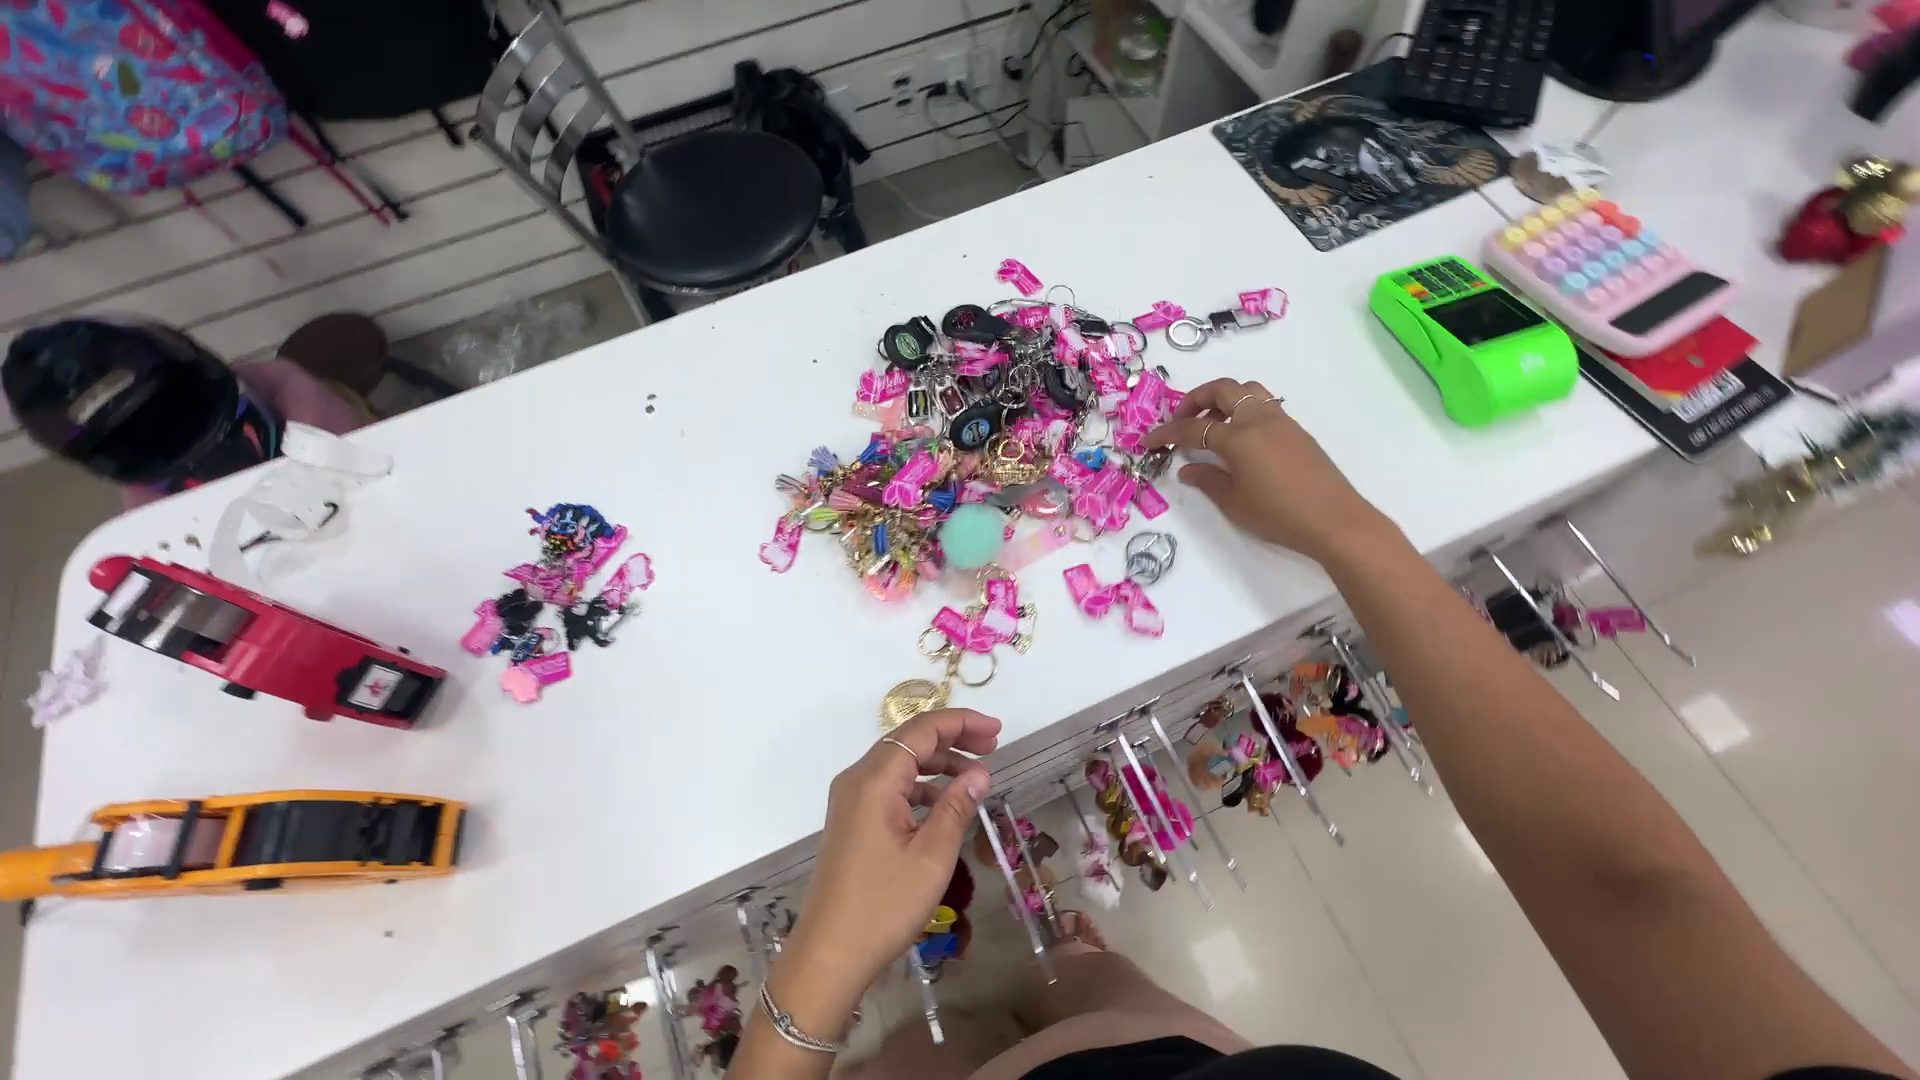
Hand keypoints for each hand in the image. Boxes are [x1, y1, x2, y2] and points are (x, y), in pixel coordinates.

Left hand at [783, 709, 999, 1010]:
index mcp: (875, 779)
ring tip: (976, 775)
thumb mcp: (932, 856)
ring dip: (937, 762)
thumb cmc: (884, 904)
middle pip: (908, 740)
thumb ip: (956, 806)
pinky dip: (920, 785)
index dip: (961, 722)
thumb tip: (979, 772)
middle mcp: (858, 779)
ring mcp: (851, 799)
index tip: (997, 729)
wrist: (830, 953)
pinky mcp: (851, 819)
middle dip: (952, 738)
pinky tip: (945, 803)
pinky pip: (889, 785)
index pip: (921, 729)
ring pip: (899, 762)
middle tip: (994, 746)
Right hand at [1145, 377, 1392, 561]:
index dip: (1166, 432)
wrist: (1334, 519)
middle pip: (1222, 389)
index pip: (1192, 427)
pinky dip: (1243, 411)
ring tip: (1212, 425)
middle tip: (1181, 422)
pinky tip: (1239, 440)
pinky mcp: (1296, 431)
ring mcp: (1281, 421)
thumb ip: (1207, 480)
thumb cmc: (1278, 514)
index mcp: (1238, 436)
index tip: (1149, 440)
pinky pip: (1264, 405)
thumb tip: (1188, 468)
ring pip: (1247, 390)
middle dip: (1195, 400)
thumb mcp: (1233, 502)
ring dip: (1223, 400)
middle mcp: (1258, 419)